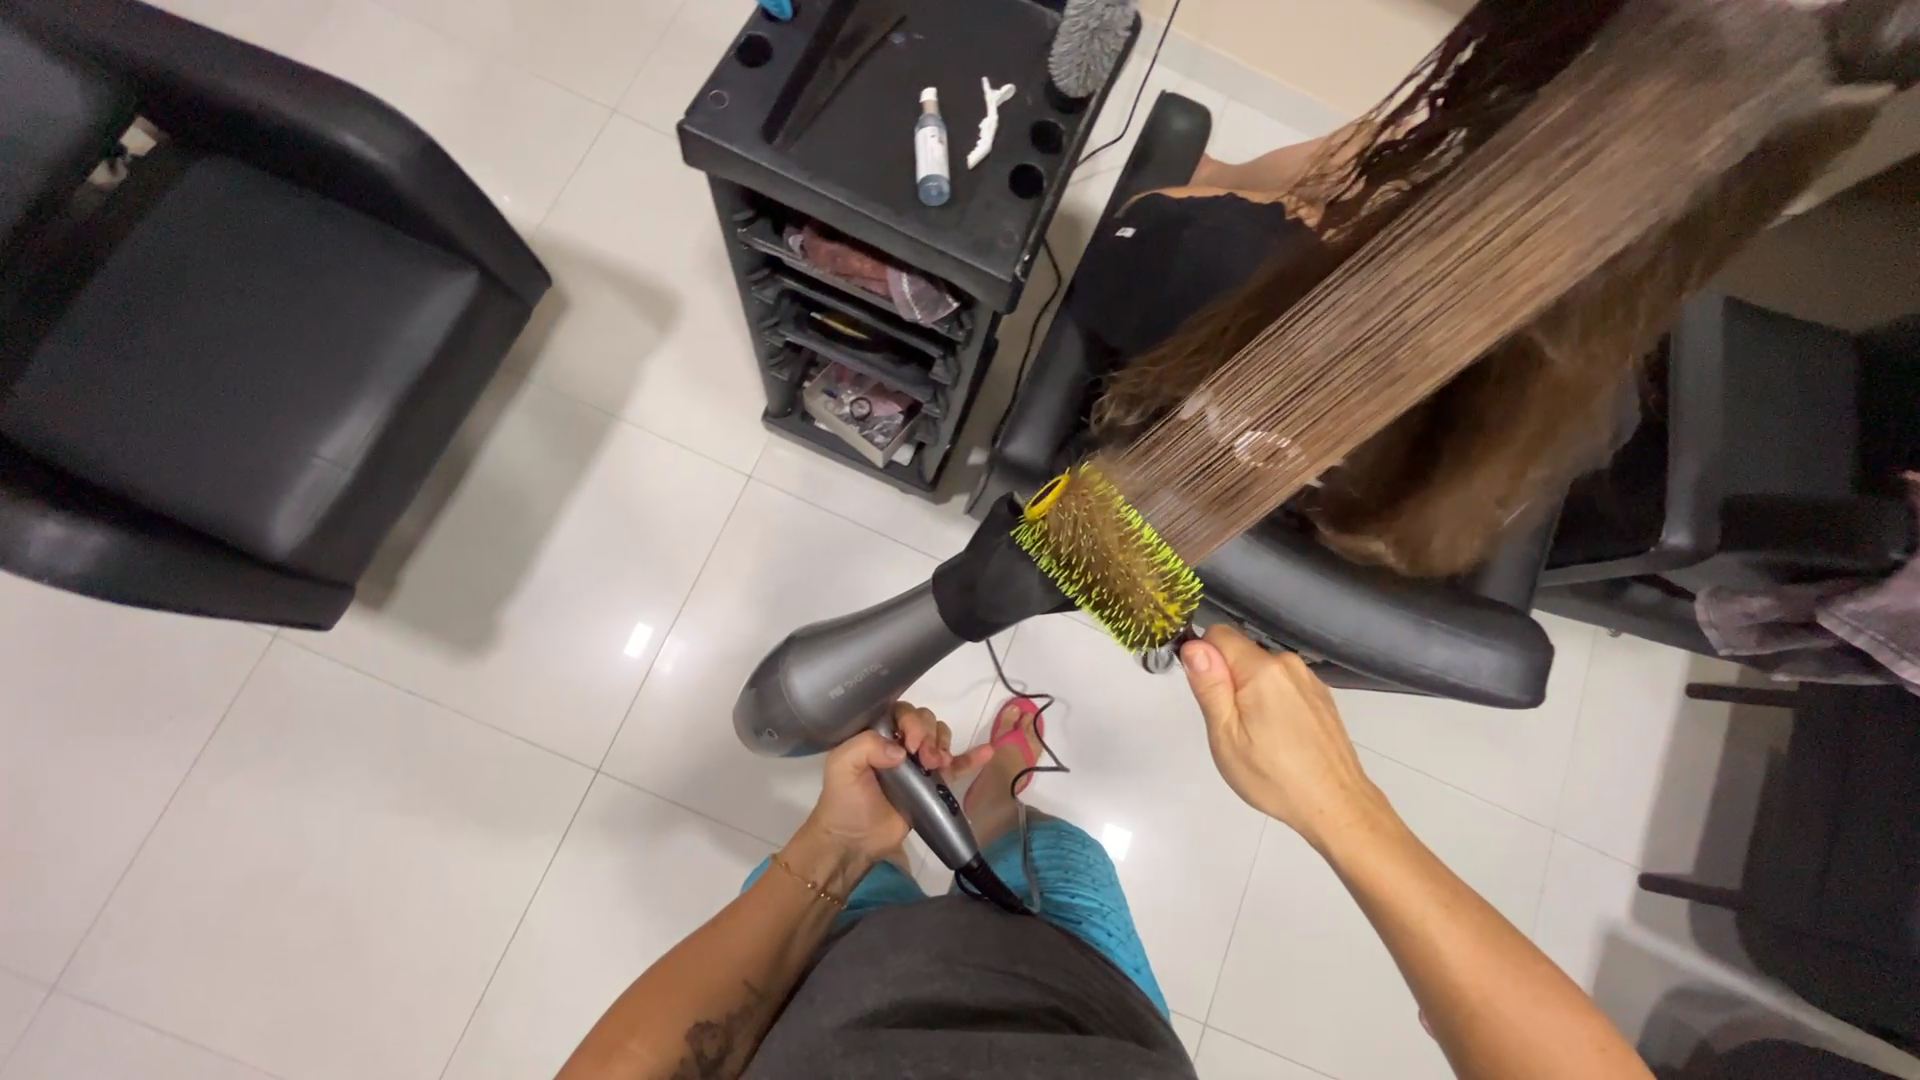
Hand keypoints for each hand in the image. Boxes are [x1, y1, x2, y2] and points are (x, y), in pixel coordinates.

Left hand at [796, 702, 994, 865]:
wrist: (853, 841)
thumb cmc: (843, 800)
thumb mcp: (842, 765)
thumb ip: (866, 746)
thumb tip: (903, 752)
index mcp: (876, 733)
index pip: (900, 712)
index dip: (911, 722)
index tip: (911, 744)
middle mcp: (898, 742)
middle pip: (924, 721)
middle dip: (929, 735)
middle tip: (925, 760)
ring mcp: (917, 763)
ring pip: (940, 738)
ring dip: (944, 745)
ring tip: (940, 766)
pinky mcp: (931, 784)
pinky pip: (956, 766)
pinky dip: (971, 758)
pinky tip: (987, 751)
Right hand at [1180, 625, 1392, 850]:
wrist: (1337, 806)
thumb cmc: (1273, 776)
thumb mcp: (1226, 736)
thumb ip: (1209, 686)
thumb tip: (1194, 646)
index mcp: (1262, 670)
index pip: (1218, 634)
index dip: (1203, 658)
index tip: (1208, 695)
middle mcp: (1288, 664)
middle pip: (1240, 651)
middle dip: (1227, 678)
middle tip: (1231, 725)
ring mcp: (1309, 680)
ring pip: (1261, 669)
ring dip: (1249, 691)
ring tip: (1256, 735)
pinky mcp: (1321, 696)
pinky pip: (1282, 684)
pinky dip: (1272, 700)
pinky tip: (1280, 736)